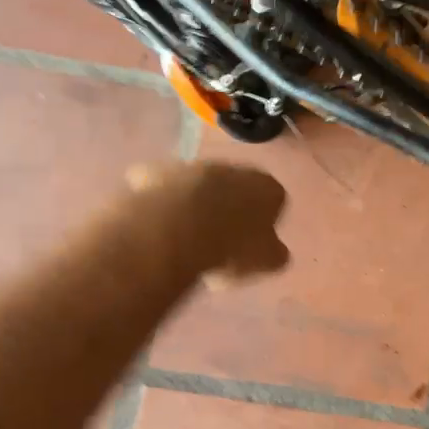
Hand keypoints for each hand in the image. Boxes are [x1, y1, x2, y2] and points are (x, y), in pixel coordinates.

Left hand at [126, 161, 290, 287]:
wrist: (175, 231)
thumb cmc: (232, 247)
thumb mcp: (267, 262)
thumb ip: (274, 253)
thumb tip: (273, 251)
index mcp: (267, 187)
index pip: (274, 200)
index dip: (263, 221)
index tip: (252, 242)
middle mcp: (234, 168)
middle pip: (234, 188)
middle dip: (228, 208)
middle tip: (219, 240)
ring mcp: (193, 166)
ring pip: (197, 185)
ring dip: (194, 203)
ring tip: (184, 238)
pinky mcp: (155, 171)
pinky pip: (159, 184)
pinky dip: (158, 198)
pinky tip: (155, 222)